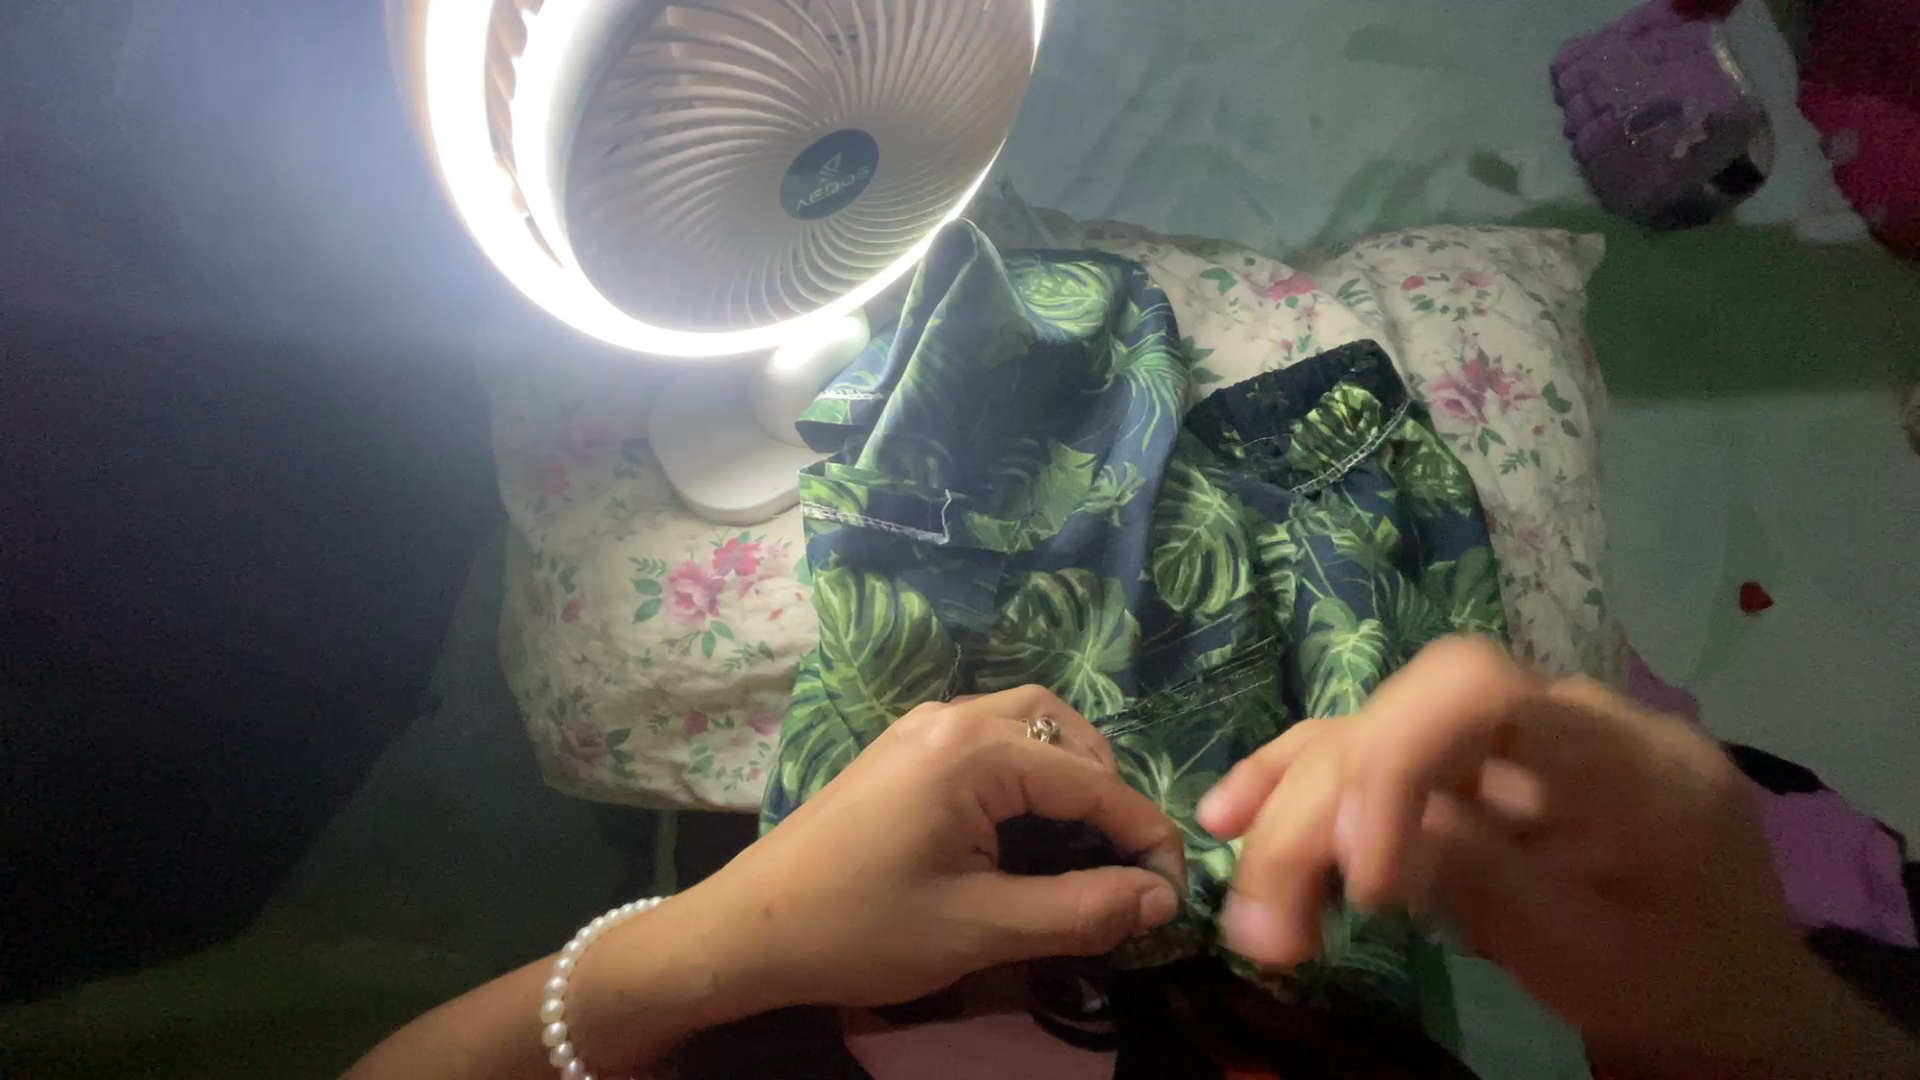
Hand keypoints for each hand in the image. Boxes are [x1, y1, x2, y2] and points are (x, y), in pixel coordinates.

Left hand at [686, 686, 1185, 1011]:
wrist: (749, 928)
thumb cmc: (862, 928)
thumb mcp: (980, 929)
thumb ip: (1079, 911)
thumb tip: (1160, 898)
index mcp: (971, 751)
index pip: (1087, 778)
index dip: (1142, 831)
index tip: (1175, 886)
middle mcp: (950, 715)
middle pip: (1058, 723)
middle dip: (1102, 783)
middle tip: (1118, 853)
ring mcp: (922, 722)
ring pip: (1022, 719)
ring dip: (1063, 767)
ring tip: (1079, 834)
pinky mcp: (904, 742)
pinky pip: (985, 732)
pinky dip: (1023, 765)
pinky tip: (1020, 818)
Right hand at [1197, 638, 1848, 1067]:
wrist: (1708, 981)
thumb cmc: (1670, 977)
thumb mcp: (1591, 952)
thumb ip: (1476, 878)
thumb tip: (1345, 838)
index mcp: (1619, 753)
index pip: (1477, 691)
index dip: (1394, 760)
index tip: (1363, 880)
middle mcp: (1538, 713)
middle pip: (1388, 723)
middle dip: (1313, 817)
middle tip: (1265, 923)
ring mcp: (1482, 731)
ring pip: (1353, 735)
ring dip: (1285, 814)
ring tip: (1250, 905)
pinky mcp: (1442, 753)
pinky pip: (1348, 751)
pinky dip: (1285, 787)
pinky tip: (1231, 816)